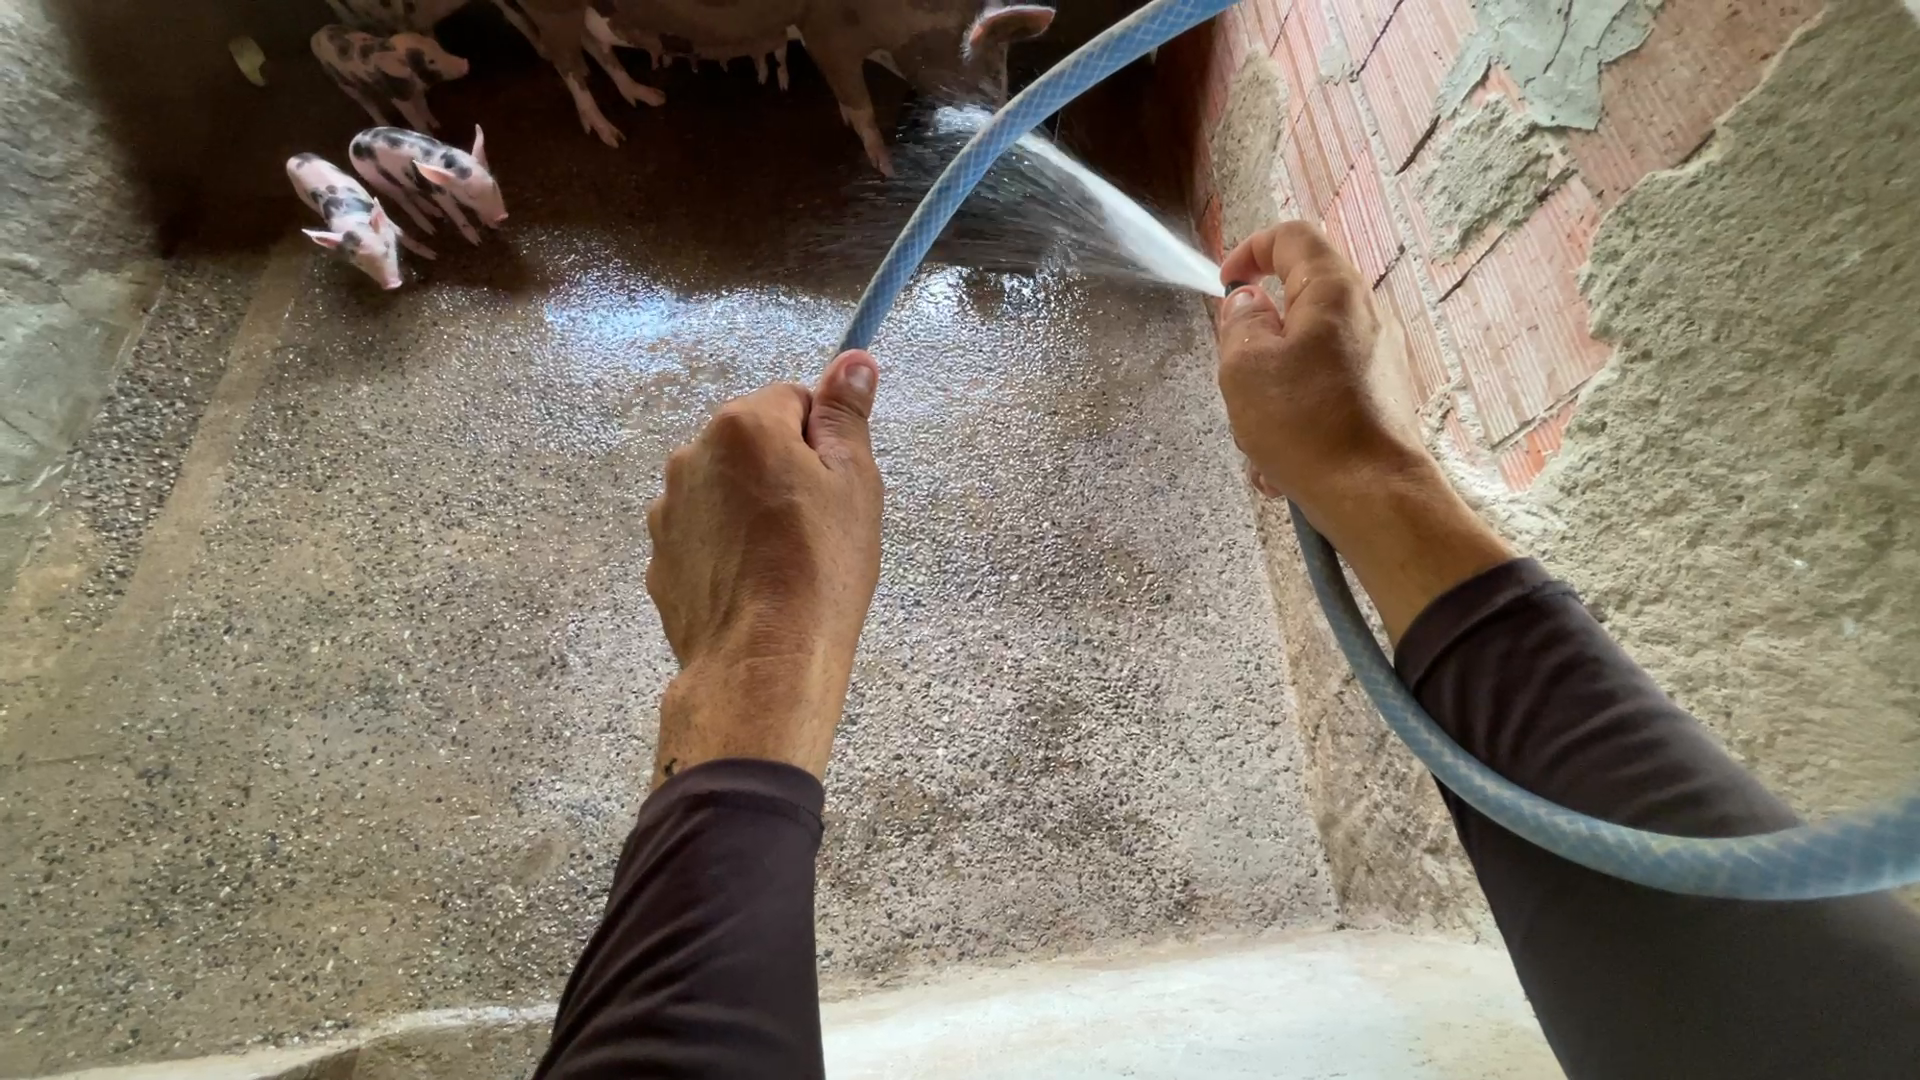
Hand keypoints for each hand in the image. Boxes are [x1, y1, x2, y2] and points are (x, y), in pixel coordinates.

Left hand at [644, 350, 882, 785]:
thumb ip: (847, 416)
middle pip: (753, 440)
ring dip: (752, 506)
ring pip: (726, 488)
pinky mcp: (660, 558)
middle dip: (784, 468)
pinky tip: (753, 584)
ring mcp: (668, 510)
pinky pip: (704, 532)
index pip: (793, 398)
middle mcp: (691, 455)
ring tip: (784, 561)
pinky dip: (726, 545)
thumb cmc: (821, 566)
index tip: (836, 485)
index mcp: (742, 425)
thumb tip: (854, 359)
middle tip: (817, 524)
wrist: (762, 661)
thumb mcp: (854, 484)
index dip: (823, 438)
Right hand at [1215, 222, 1427, 532]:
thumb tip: (1247, 304)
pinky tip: (1280, 458)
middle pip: (1295, 300)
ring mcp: (1377, 355)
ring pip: (1302, 352)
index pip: (1291, 237)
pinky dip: (1292, 413)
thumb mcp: (1244, 368)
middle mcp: (1364, 313)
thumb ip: (1238, 324)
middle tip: (1235, 375)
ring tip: (1256, 432)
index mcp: (1333, 291)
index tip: (1223, 284)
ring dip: (1268, 386)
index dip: (1249, 250)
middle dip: (1254, 336)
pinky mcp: (1378, 393)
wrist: (1371, 492)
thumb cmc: (1303, 425)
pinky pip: (1320, 388)